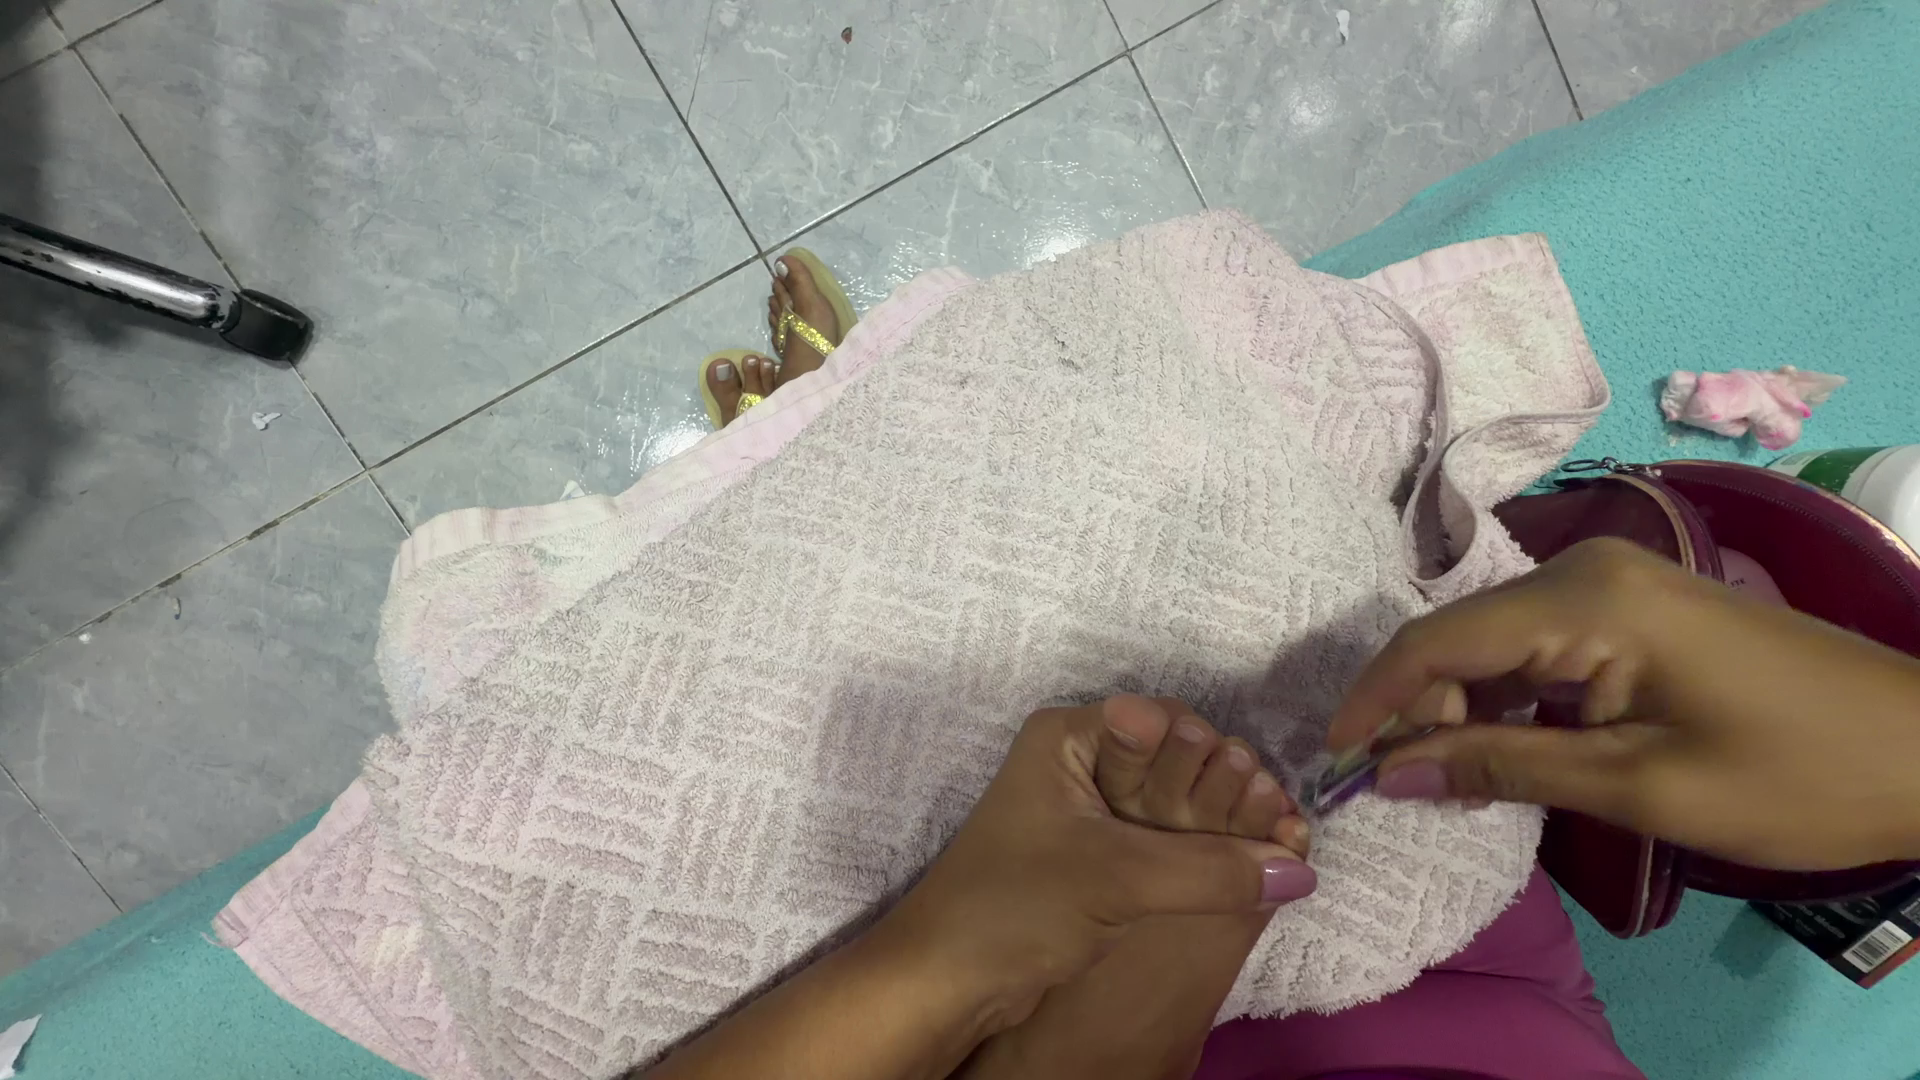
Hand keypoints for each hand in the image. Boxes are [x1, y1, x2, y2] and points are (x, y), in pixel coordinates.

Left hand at [887, 696, 1314, 1025]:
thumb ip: (1211, 870)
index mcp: (1069, 736)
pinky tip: (1244, 873)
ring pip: (1169, 802)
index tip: (1253, 792)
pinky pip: (1159, 840)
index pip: (1160, 720)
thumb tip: (1302, 870)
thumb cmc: (1017, 904)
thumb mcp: (1116, 877)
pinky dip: (1198, 855)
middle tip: (1272, 820)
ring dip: (1216, 826)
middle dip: (1220, 789)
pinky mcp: (1098, 851)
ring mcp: (1089, 807)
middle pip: (1170, 757)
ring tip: (1273, 848)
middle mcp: (1081, 760)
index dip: (1207, 752)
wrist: (952, 978)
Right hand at [1328, 538, 1919, 870]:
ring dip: (1457, 710)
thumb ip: (1497, 770)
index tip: (1336, 753)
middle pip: (1454, 641)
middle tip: (1402, 782)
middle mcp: (1575, 570)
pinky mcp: (1613, 603)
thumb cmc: (1802, 775)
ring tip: (1447, 773)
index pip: (1437, 643)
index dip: (1375, 698)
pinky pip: (1522, 647)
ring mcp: (1596, 581)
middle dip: (1419, 712)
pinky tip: (1498, 745)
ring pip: (1482, 645)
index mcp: (1583, 600)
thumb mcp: (1639, 787)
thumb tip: (1385, 777)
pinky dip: (1499, 701)